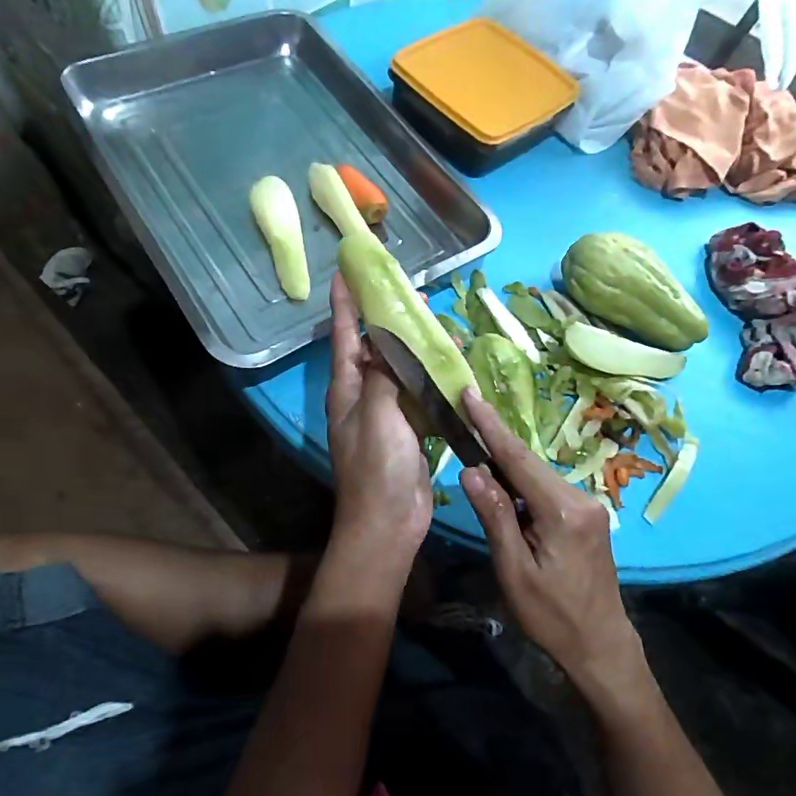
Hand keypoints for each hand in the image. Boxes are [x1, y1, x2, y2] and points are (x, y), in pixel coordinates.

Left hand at [325, 274, 431, 567]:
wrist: (389, 523)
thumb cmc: (376, 467)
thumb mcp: (377, 413)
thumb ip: (382, 374)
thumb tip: (384, 340)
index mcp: (347, 389)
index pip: (344, 336)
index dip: (345, 304)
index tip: (345, 272)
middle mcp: (363, 396)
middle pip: (375, 349)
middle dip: (388, 320)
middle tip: (409, 292)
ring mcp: (386, 415)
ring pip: (401, 370)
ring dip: (416, 348)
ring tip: (437, 323)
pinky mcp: (408, 431)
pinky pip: (420, 395)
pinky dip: (433, 378)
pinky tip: (451, 365)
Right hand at [459, 389, 642, 677]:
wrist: (601, 645)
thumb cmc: (551, 616)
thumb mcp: (514, 570)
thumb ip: (494, 516)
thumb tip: (472, 469)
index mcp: (563, 512)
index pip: (518, 459)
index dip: (491, 425)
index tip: (471, 394)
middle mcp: (580, 500)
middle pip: (528, 462)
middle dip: (495, 437)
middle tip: (464, 411)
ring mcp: (588, 506)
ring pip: (536, 474)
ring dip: (505, 463)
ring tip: (474, 443)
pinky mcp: (587, 516)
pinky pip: (545, 488)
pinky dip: (520, 482)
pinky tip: (500, 483)